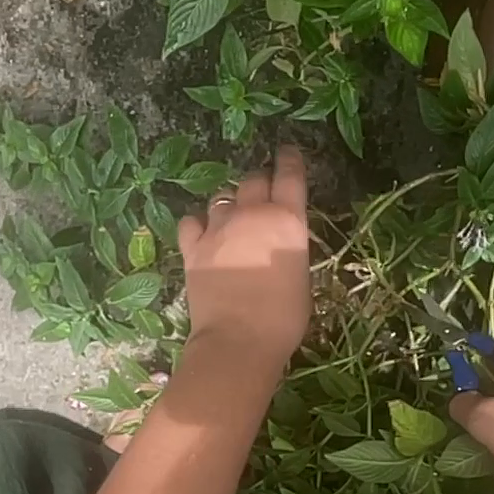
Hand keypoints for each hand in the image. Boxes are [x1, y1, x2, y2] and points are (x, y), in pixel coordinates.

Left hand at [176, 145, 312, 372]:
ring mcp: (218, 229)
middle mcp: (252, 214)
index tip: (287, 152)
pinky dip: (198, 224)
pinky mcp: (193, 247)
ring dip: (230, 204)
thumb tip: (279, 246)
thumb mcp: (301, 280)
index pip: (290, 174)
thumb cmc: (283, 320)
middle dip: (259, 184)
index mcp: (288, 221)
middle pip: (253, 179)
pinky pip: (192, 221)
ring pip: (222, 197)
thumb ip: (290, 250)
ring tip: (232, 220)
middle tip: (262, 197)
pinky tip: (202, 235)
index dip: (289, 160)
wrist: (238, 341)